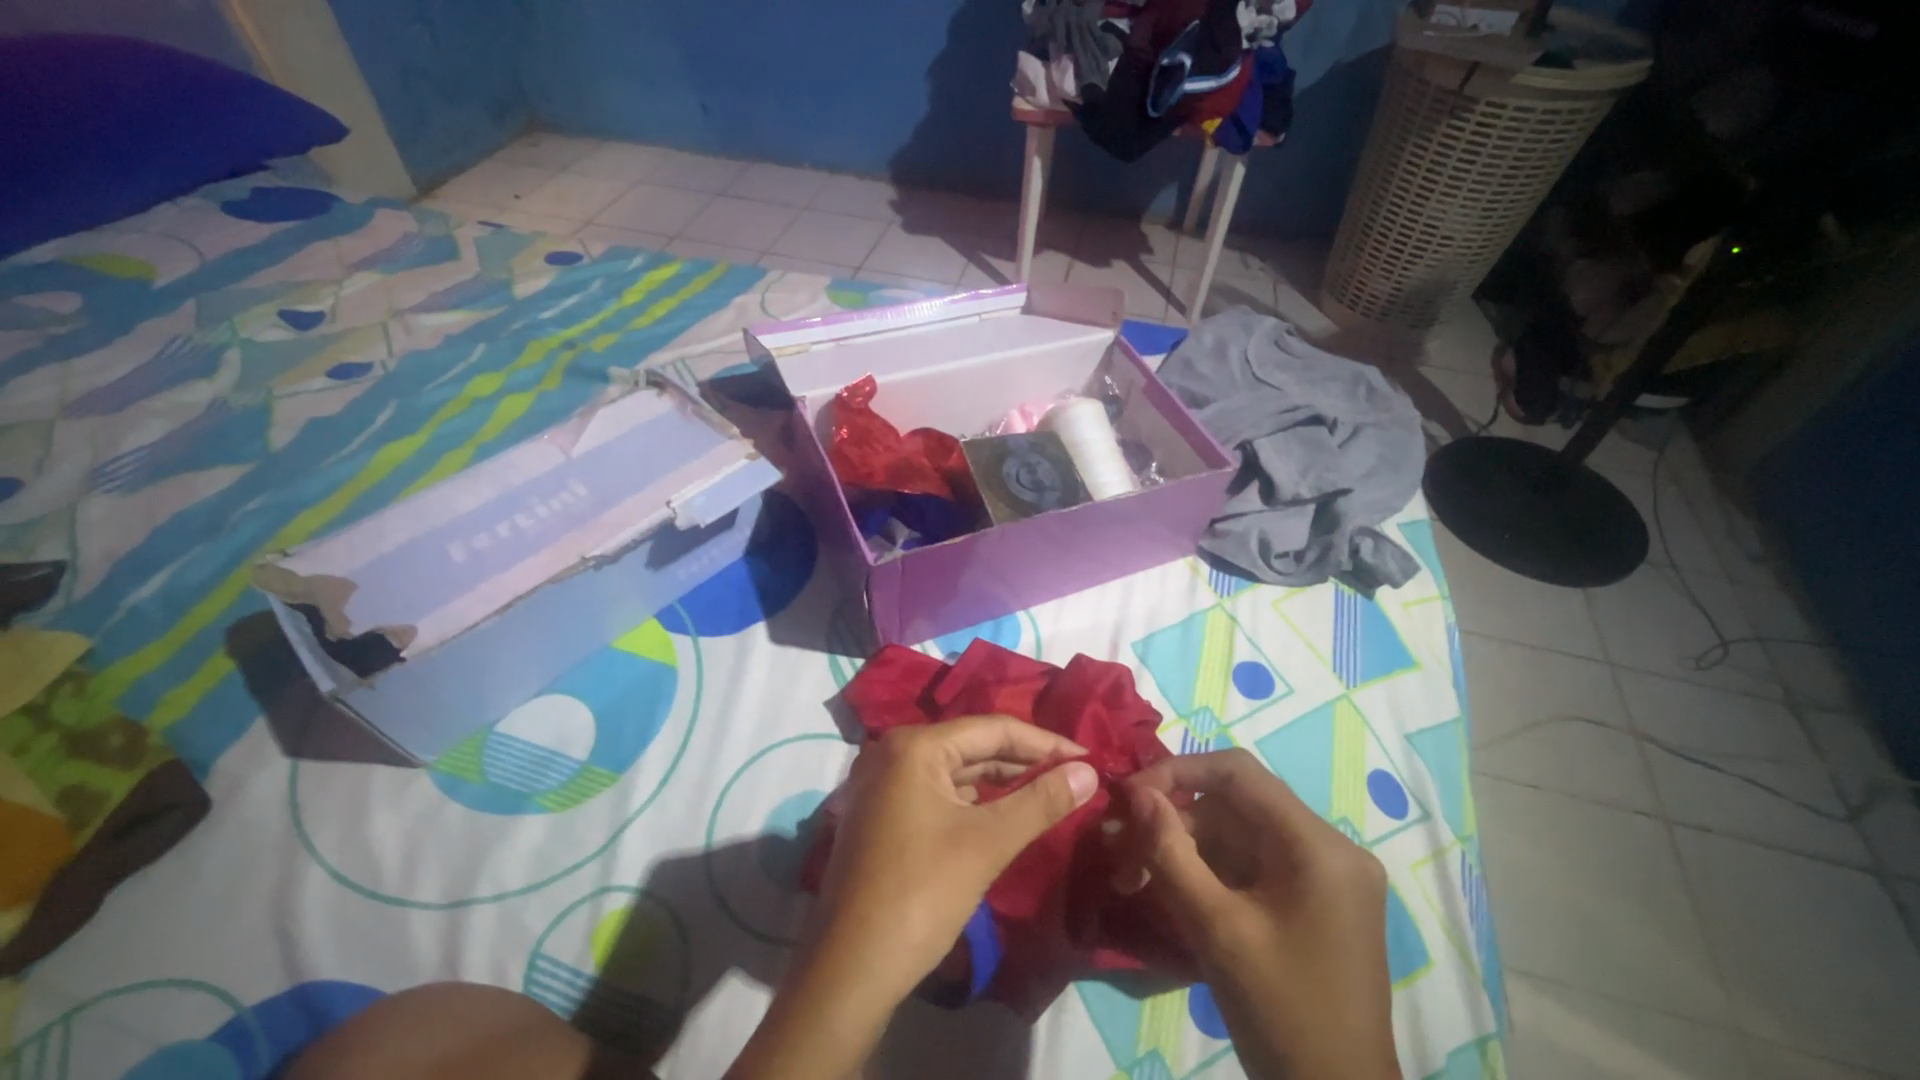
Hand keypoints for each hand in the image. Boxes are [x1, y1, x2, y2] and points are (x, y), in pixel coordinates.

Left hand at [729, 716, 1097, 1079]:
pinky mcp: (882, 817)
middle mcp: (892, 753)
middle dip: (1026, 762)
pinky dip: (976, 803)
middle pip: (973, 747)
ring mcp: (882, 786)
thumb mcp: (988, 843)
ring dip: (1003, 783)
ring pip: (957, 773)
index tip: (1090, 759)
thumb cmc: (922, 894)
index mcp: (914, 746)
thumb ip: (1041, 801)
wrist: (851, 967)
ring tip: (1053, 794)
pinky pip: (939, 795)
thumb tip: (1089, 772)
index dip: (1046, 742)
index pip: (993, 729)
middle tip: (1078, 778)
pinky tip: (1009, 815)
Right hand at [1114, 749, 1398, 1079]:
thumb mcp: (1215, 928)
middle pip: (1237, 807)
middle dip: (1175, 822)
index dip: (1176, 773)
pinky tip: (1172, 895)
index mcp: (1317, 845)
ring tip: (1134, 881)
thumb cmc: (1280, 1010)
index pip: (1238, 773)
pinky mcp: (1318, 904)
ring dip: (1187, 851)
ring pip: (1240, 838)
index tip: (1127, 799)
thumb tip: (1136, 794)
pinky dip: (1211, 874)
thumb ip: (1170, 852)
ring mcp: (1327, 878)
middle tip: (1120, 855)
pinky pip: (1254, 868)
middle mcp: (1330, 849)